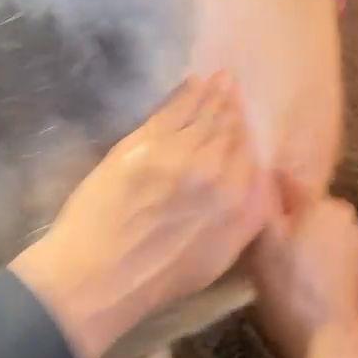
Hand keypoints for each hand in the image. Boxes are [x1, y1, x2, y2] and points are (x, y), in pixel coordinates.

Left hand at [13, 74, 278, 357]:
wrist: (99, 277)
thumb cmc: (157, 279)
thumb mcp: (217, 258)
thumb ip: (244, 219)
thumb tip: (258, 187)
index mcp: (243, 207)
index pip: (254, 159)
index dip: (248, 136)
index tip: (246, 121)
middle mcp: (223, 175)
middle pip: (232, 131)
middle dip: (234, 108)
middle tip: (234, 87)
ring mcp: (186, 154)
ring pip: (206, 115)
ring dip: (216, 94)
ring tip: (222, 78)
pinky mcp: (150, 142)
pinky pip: (176, 109)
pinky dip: (188, 93)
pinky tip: (195, 82)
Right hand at [244, 176, 357, 357]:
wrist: (330, 343)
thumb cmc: (291, 289)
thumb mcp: (265, 241)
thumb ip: (263, 202)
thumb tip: (258, 174)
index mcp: (323, 200)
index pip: (284, 181)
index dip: (262, 194)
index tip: (244, 210)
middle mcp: (344, 211)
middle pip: (299, 206)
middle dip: (280, 220)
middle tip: (257, 246)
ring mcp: (354, 238)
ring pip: (311, 227)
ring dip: (294, 239)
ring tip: (274, 265)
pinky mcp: (356, 264)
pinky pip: (323, 248)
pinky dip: (310, 257)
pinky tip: (295, 278)